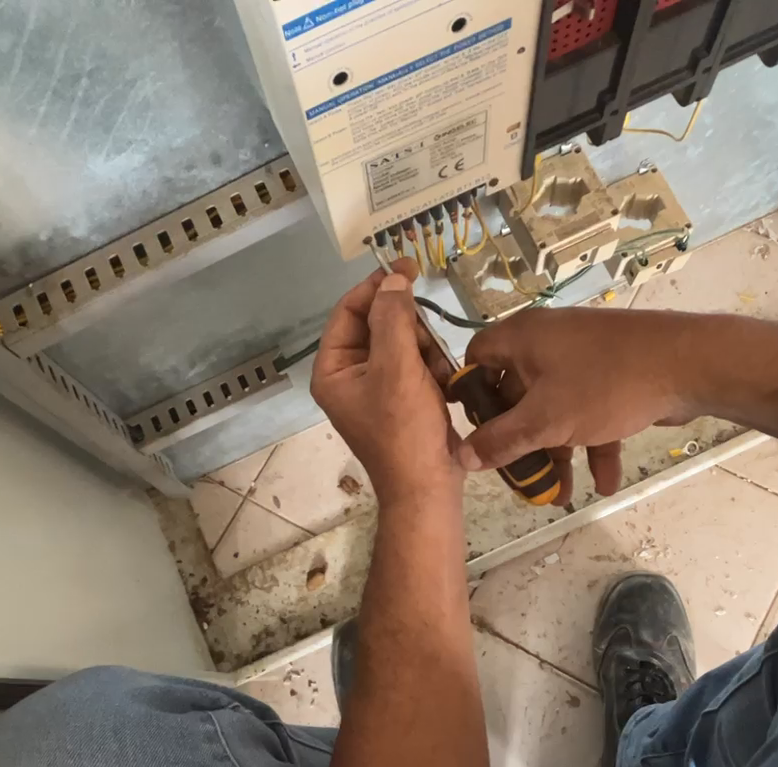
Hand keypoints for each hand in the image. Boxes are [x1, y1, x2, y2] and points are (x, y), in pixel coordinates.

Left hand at [311, 259, 462, 510]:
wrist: (428, 487)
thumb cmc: (405, 431)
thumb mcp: (397, 368)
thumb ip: (393, 318)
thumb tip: (393, 279)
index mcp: (332, 370)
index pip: (350, 311)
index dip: (378, 288)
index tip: (410, 268)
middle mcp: (349, 376)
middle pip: (380, 324)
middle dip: (410, 332)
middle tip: (427, 348)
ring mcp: (376, 389)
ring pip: (404, 342)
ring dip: (427, 352)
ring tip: (438, 376)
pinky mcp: (401, 399)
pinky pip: (417, 364)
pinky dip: (433, 370)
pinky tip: (444, 387)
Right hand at [457, 307, 701, 495]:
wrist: (690, 364)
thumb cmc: (604, 385)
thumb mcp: (544, 421)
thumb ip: (501, 441)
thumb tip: (461, 458)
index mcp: (522, 339)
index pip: (477, 359)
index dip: (470, 396)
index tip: (474, 433)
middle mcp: (547, 343)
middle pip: (516, 395)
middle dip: (521, 444)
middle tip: (523, 480)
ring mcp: (583, 358)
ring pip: (555, 409)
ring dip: (558, 454)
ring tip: (563, 496)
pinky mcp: (612, 374)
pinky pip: (589, 411)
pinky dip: (593, 444)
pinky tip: (605, 482)